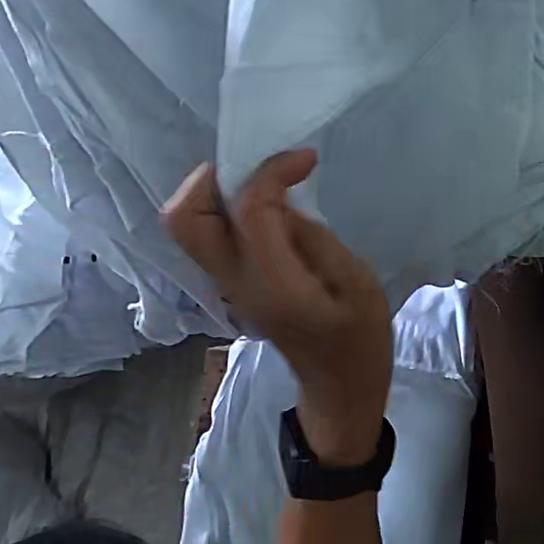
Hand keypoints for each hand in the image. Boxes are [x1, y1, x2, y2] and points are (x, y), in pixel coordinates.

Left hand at [162, 150, 392, 465]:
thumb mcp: (359, 283)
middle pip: (185, 219)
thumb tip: (284, 208)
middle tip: (259, 167)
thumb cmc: (359, 338)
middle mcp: (236, 283)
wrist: (340, 385)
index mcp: (275, 285)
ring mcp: (228, 286)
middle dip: (213, 179)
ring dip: (218, 192)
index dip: (272, 173)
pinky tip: (269, 208)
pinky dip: (227, 209)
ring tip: (266, 184)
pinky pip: (211, 236)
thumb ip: (317, 240)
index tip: (306, 158)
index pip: (249, 212)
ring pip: (189, 226)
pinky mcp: (233, 285)